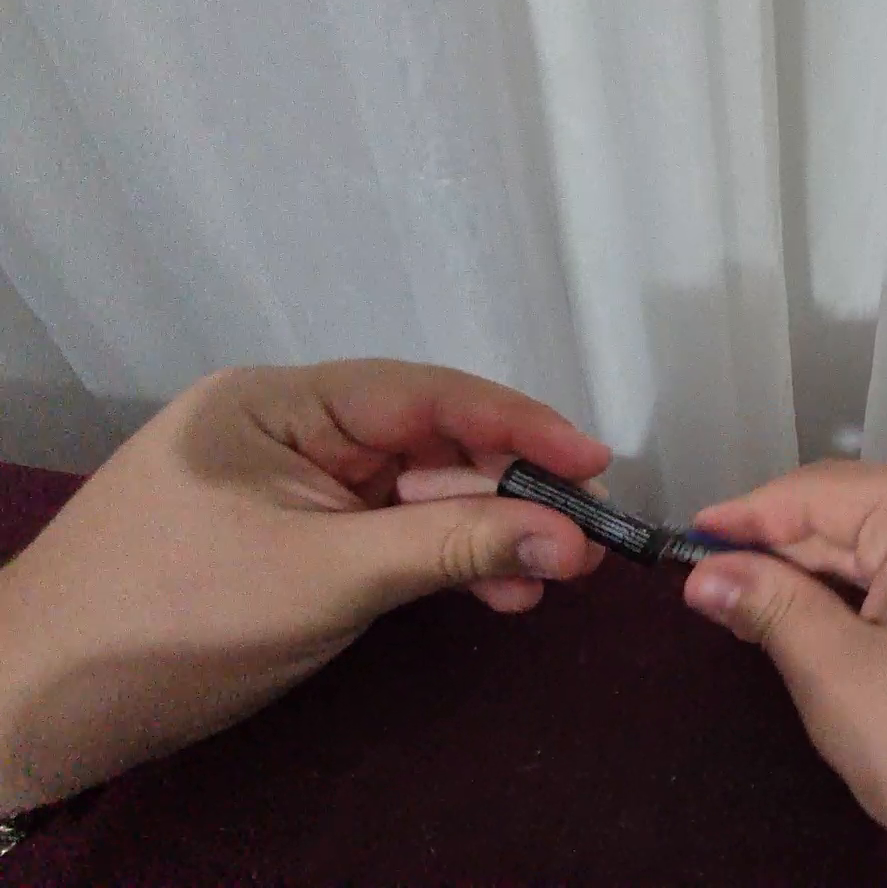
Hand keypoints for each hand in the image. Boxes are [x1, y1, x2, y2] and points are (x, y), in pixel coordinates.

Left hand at [0, 360, 609, 814]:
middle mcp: (313, 430)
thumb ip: (457, 545)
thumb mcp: (326, 578)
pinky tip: (507, 594)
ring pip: (442, 495)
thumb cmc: (165, 624)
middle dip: (518, 494)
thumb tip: (574, 540)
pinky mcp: (331, 533)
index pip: (430, 396)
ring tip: (561, 574)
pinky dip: (464, 562)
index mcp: (288, 405)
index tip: (594, 461)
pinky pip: (418, 534)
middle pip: (447, 447)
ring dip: (501, 535)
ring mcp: (324, 484)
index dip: (522, 424)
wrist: (25, 727)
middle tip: (589, 533)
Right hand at [680, 462, 886, 887]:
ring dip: (830, 565)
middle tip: (715, 583)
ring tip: (763, 599)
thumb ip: (775, 610)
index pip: (822, 491)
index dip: (749, 513)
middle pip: (860, 508)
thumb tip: (708, 573)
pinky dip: (876, 581)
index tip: (687, 538)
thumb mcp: (846, 684)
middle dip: (787, 545)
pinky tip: (837, 609)